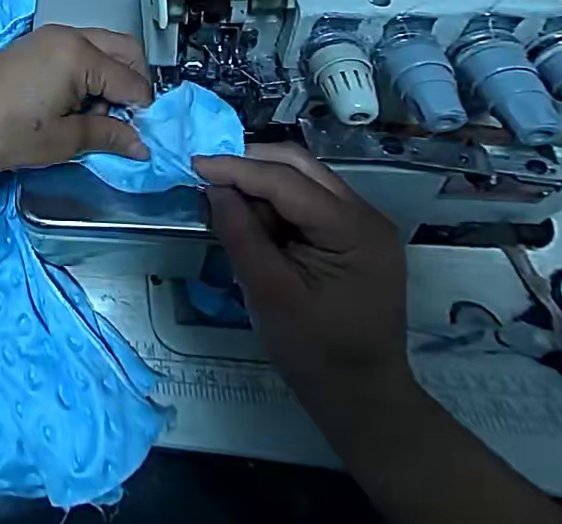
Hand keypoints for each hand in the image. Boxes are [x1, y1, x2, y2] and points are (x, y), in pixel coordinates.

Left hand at [0, 25, 152, 182]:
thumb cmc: (5, 134)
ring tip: (94, 114)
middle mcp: (69, 35)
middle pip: (126, 51)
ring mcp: (50, 36)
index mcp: (80, 55)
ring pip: (103, 47)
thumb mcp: (63, 140)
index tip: (139, 135)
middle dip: (133, 84)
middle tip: (123, 119)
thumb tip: (140, 144)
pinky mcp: (36, 43)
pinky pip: (80, 49)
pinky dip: (90, 70)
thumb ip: (108, 135)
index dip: (142, 111)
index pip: (132, 81)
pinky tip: (75, 101)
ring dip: (112, 76)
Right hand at [197, 145, 412, 404]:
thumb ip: (240, 233)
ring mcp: (363, 222)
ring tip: (226, 198)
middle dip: (250, 164)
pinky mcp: (352, 234)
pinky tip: (253, 216)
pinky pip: (309, 199)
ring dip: (262, 181)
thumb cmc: (315, 351)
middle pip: (299, 165)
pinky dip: (276, 200)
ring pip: (303, 177)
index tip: (195, 163)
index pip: (286, 180)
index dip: (237, 168)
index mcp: (353, 229)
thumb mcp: (268, 292)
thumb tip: (213, 188)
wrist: (362, 397)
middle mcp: (366, 214)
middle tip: (208, 174)